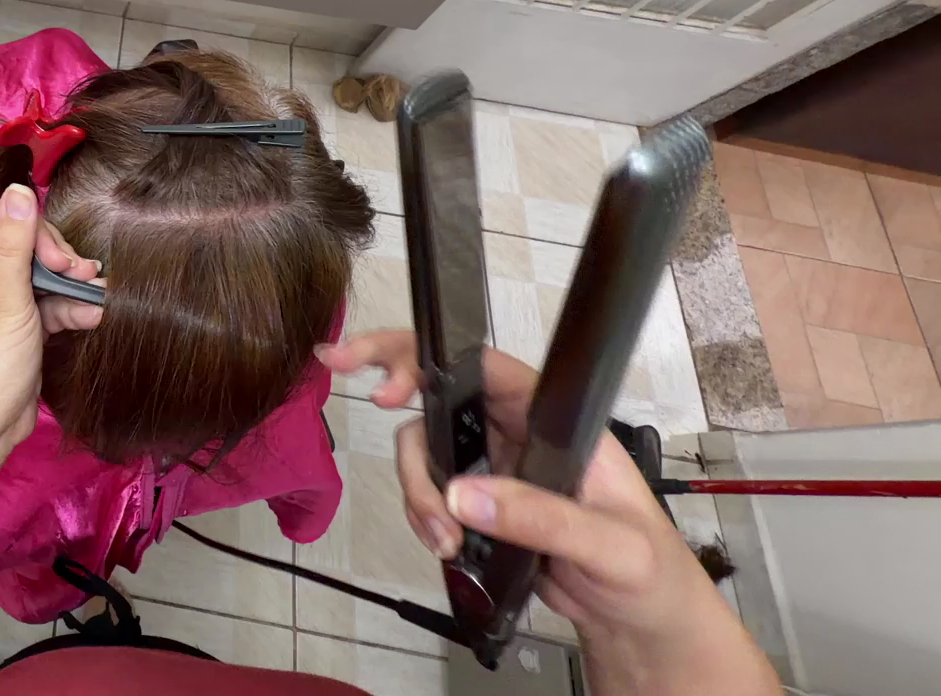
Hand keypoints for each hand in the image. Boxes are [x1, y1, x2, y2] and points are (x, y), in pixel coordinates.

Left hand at [0, 184, 103, 482]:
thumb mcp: (5, 305)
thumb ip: (15, 247)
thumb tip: (21, 188)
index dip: (32, 228)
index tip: (55, 257)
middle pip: (26, 243)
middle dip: (58, 257)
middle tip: (81, 276)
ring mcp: (2, 302)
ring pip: (43, 274)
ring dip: (71, 282)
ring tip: (97, 294)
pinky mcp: (21, 325)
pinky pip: (50, 303)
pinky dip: (72, 307)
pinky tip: (94, 313)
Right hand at [321, 330, 776, 693]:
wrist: (635, 624)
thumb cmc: (648, 575)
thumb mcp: (611, 546)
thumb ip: (541, 517)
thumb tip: (459, 495)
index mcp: (550, 418)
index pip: (479, 365)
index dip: (423, 359)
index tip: (383, 382)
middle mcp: (511, 427)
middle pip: (434, 388)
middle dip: (385, 377)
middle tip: (335, 365)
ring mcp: (486, 458)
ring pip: (420, 443)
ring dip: (414, 485)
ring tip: (439, 535)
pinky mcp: (469, 493)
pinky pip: (423, 485)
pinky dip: (419, 511)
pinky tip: (440, 541)